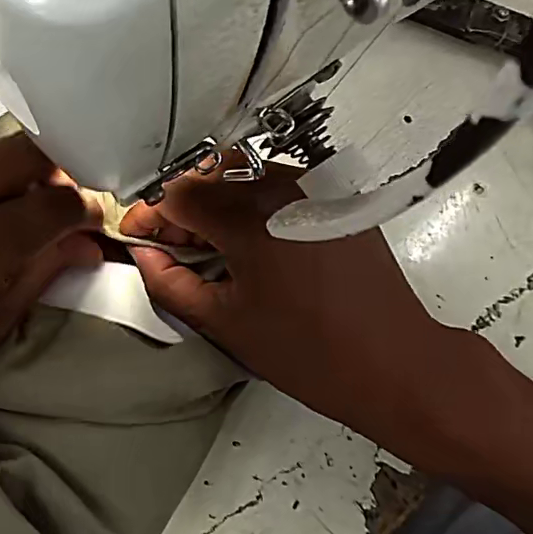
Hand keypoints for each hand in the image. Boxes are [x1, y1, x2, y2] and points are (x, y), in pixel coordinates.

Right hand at [120, 167, 508, 459]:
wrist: (393, 360)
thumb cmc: (313, 352)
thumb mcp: (226, 322)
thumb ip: (173, 283)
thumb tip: (147, 258)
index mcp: (250, 219)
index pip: (179, 194)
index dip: (150, 215)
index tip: (139, 235)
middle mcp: (283, 189)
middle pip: (210, 175)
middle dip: (181, 205)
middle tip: (171, 243)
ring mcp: (313, 189)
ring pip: (243, 173)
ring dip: (215, 199)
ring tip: (209, 243)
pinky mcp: (334, 198)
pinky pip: (277, 183)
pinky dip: (250, 200)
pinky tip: (248, 238)